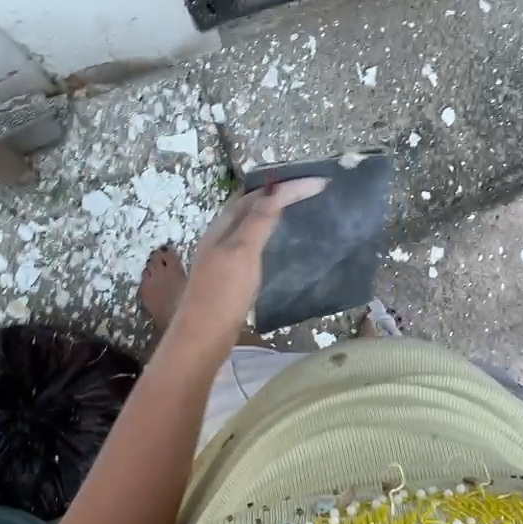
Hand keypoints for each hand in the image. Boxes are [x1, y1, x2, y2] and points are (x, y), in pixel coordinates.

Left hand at [171, 178, 328, 344]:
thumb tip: (275, 191)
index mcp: (223, 226)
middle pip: (251, 204)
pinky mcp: (230, 277)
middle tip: (309, 188)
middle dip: (278, 192)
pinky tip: (279, 245)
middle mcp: (221, 236)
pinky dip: (268, 234)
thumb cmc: (222, 295)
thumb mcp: (242, 253)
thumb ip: (257, 221)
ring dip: (272, 211)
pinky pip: (252, 243)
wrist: (201, 340)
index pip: (258, 195)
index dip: (287, 186)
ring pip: (250, 223)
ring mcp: (223, 257)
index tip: (320, 182)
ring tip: (298, 208)